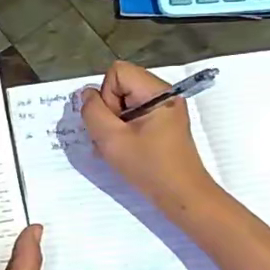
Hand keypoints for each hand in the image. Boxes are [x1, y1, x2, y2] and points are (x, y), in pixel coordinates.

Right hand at [79, 61, 219, 210]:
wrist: (182, 196)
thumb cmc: (149, 168)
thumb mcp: (111, 140)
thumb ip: (92, 112)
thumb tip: (87, 95)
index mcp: (158, 92)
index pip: (117, 72)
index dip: (107, 96)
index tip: (115, 124)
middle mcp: (164, 94)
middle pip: (121, 85)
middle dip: (109, 110)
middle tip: (115, 138)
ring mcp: (165, 109)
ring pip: (124, 101)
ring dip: (114, 122)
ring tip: (119, 147)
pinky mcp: (163, 123)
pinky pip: (134, 114)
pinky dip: (124, 129)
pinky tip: (125, 149)